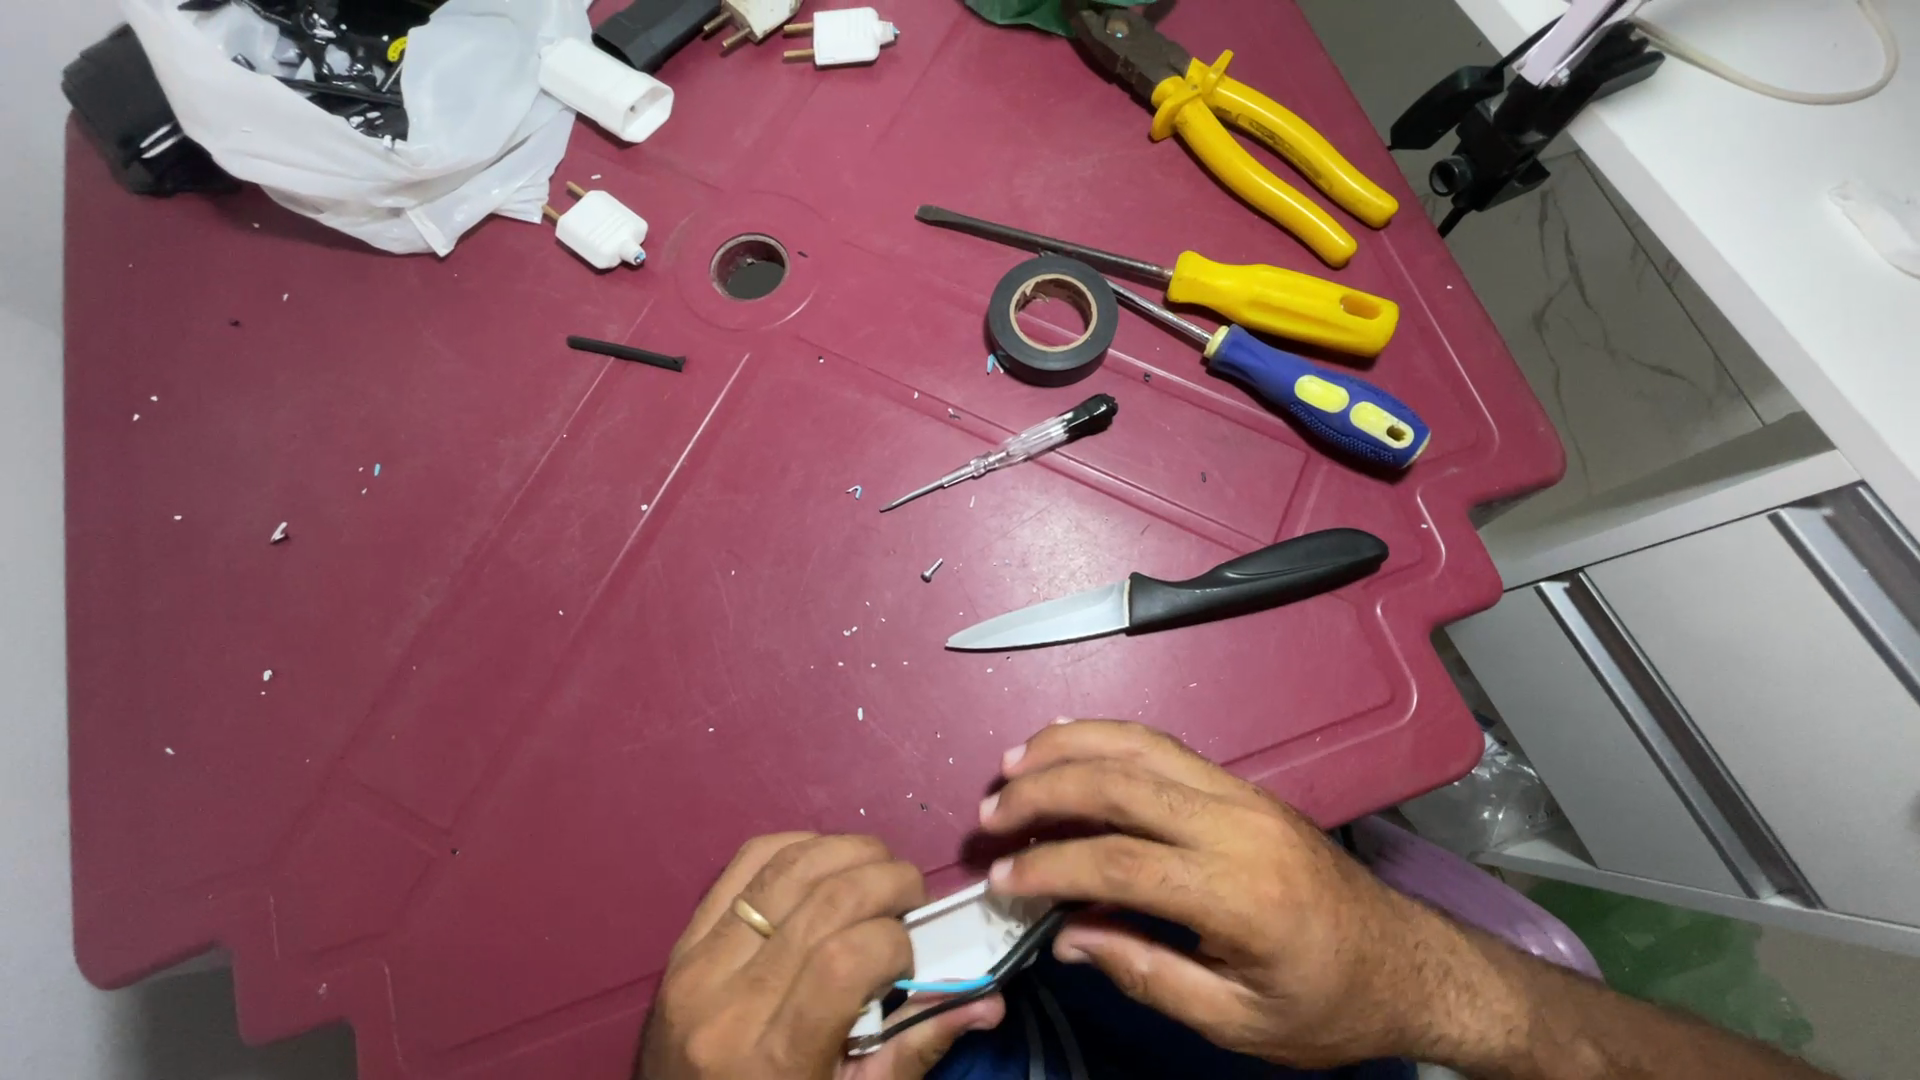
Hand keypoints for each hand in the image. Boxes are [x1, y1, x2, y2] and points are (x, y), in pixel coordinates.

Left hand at [637, 832, 1004, 1079]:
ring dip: (850, 851)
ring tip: (879, 873)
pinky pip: (747, 861)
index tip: (908, 957)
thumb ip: (916, 1049)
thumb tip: (990, 997)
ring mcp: (696, 963)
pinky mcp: (682, 939)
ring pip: (789, 865)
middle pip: (825, 900)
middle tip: (911, 899)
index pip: (847, 959)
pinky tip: (828, 863)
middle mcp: (727, 1002)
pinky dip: (799, 846)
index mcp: (772, 1061)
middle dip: (888, 881)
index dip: (895, 941)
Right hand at [977, 719, 1479, 1067]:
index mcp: (1239, 893)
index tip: (1002, 878)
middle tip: (990, 812)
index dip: (1051, 867)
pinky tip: (1067, 740)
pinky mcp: (1238, 783)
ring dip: (1068, 747)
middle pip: (1120, 784)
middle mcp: (1234, 823)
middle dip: (1044, 791)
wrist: (1409, 961)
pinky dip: (1105, 737)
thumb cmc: (1328, 1004)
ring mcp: (1238, 792)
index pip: (1120, 863)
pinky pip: (1160, 745)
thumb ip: (1147, 974)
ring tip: (1013, 763)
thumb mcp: (1239, 1022)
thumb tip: (1066, 935)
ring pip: (1138, 745)